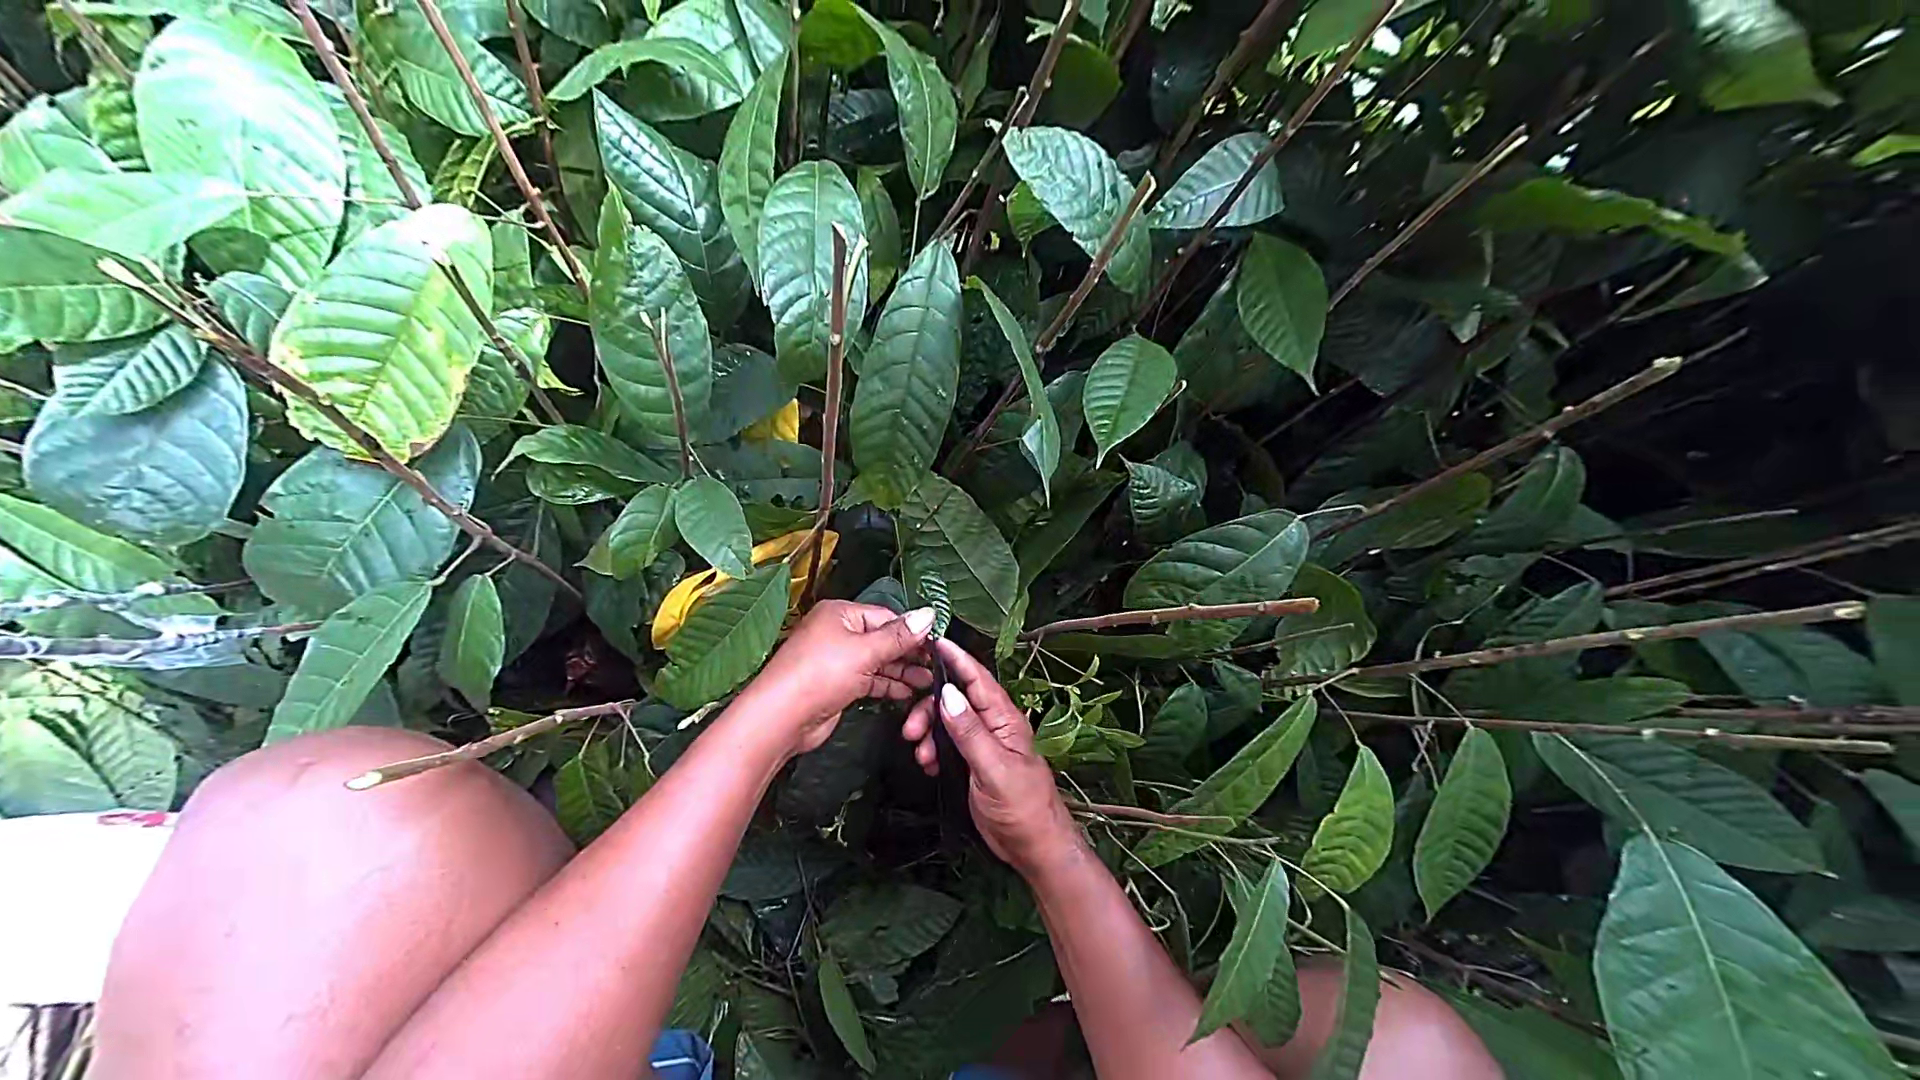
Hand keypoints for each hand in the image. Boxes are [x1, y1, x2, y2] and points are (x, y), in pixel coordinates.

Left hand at [747, 601, 936, 755]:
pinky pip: (869, 679)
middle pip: (883, 639)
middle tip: (935, 664)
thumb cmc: (814, 677)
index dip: (912, 631)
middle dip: (909, 653)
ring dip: (902, 671)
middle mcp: (837, 633)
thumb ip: (899, 636)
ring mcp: (837, 660)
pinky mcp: (838, 685)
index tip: (936, 644)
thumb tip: (927, 615)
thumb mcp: (864, 652)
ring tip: (927, 681)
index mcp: (840, 614)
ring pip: (878, 661)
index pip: (886, 617)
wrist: (781, 719)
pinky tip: (906, 691)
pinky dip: (887, 684)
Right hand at [901, 639, 1083, 875]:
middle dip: (930, 708)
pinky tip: (929, 764)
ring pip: (948, 722)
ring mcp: (983, 744)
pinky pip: (947, 744)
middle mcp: (994, 725)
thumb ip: (970, 732)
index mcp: (1005, 719)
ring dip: (929, 732)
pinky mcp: (973, 762)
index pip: (977, 679)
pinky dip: (934, 749)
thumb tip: (948, 694)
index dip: (956, 658)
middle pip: (955, 700)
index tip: (934, 641)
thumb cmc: (1023, 808)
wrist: (1033, 848)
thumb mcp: (994, 768)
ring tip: (922, 754)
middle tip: (911, 729)